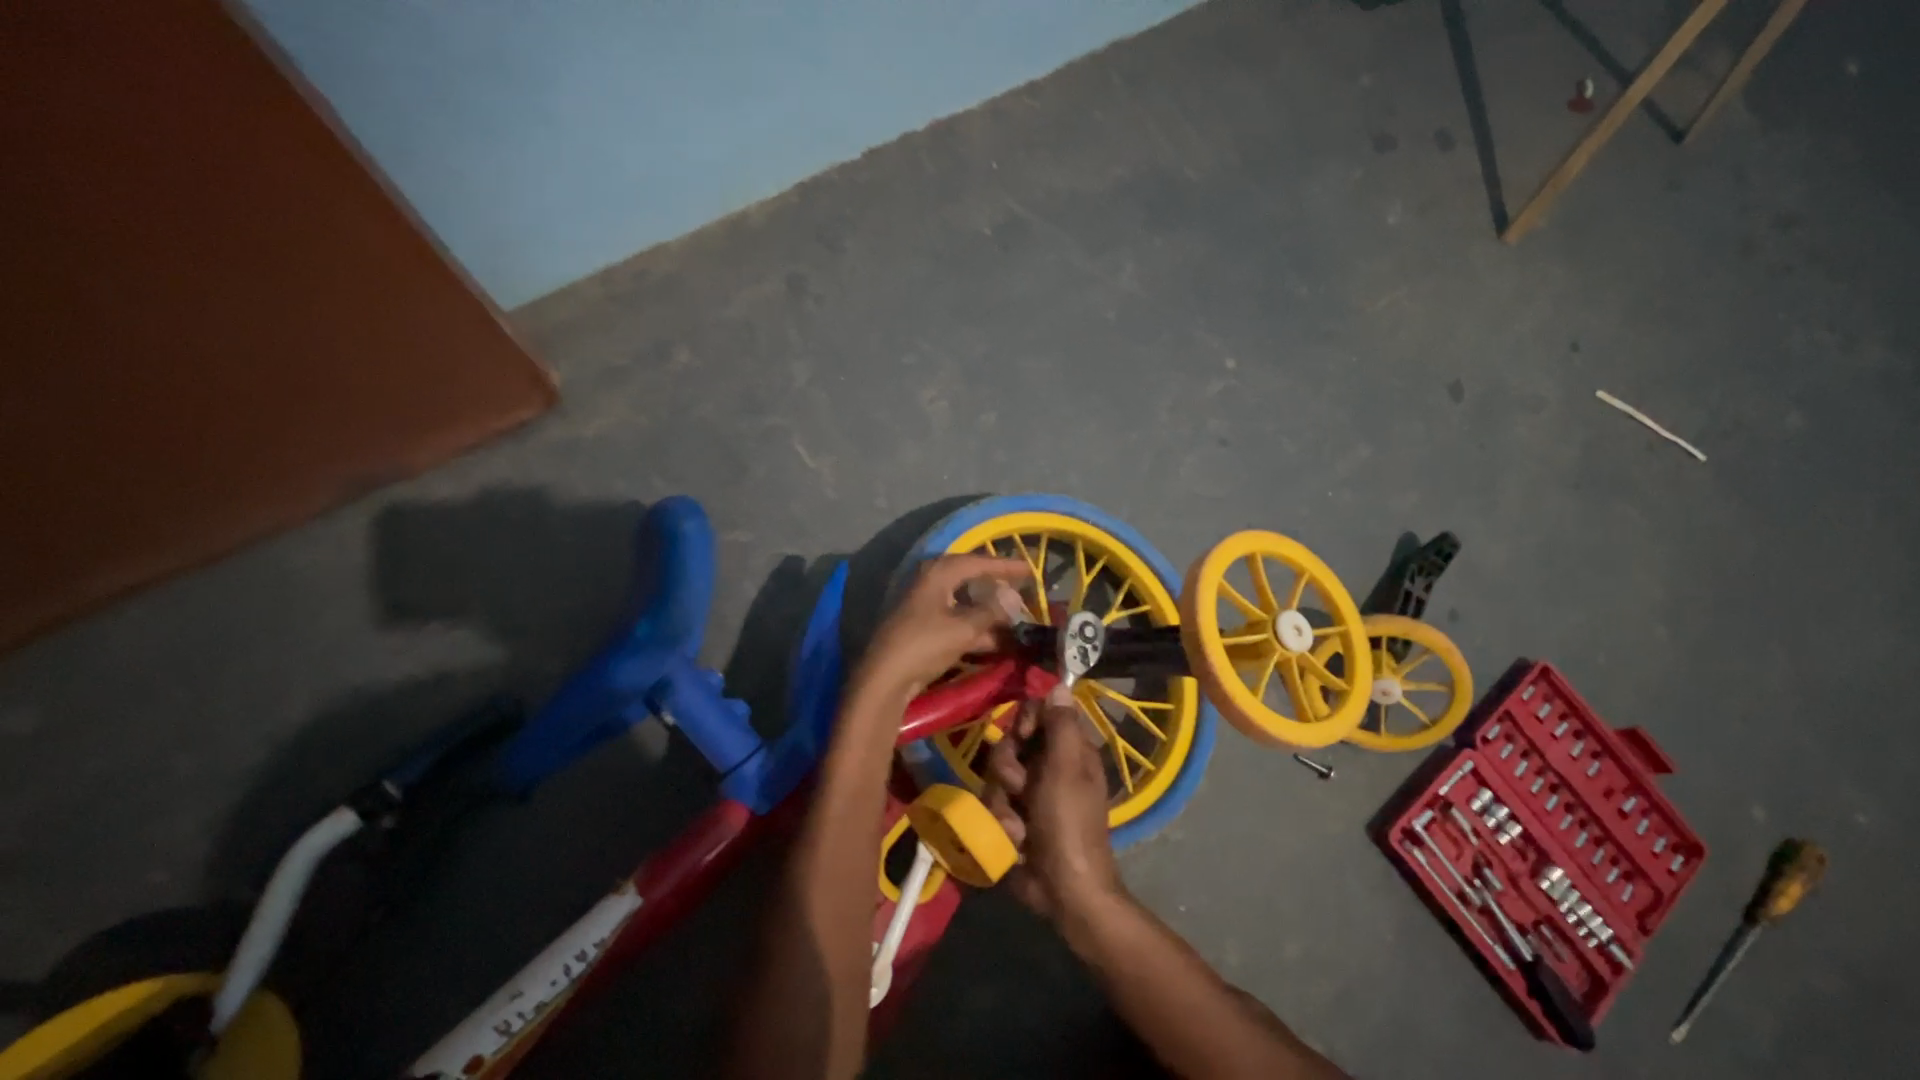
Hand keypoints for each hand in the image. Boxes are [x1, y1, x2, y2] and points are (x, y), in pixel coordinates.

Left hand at [850, 554, 1029, 702]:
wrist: (887, 677)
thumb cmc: (925, 643)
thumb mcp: (964, 627)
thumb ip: (991, 611)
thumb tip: (1012, 598)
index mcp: (938, 573)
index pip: (978, 562)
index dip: (1005, 566)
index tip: (1030, 569)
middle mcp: (931, 583)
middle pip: (970, 579)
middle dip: (996, 586)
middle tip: (1021, 589)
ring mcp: (926, 606)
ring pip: (964, 602)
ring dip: (989, 612)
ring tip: (1015, 620)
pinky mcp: (924, 627)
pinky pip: (957, 620)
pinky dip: (976, 628)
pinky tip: (997, 641)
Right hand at [983, 685, 1122, 918]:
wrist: (1063, 889)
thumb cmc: (1070, 824)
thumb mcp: (1066, 769)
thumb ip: (1060, 725)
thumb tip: (1060, 684)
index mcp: (1069, 751)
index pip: (1037, 714)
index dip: (1024, 721)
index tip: (1022, 737)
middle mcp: (1048, 768)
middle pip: (1009, 745)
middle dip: (1008, 769)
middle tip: (1021, 788)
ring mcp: (1029, 796)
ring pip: (995, 777)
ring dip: (1003, 803)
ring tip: (1019, 827)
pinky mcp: (1013, 820)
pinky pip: (991, 806)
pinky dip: (1000, 824)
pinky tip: (1014, 841)